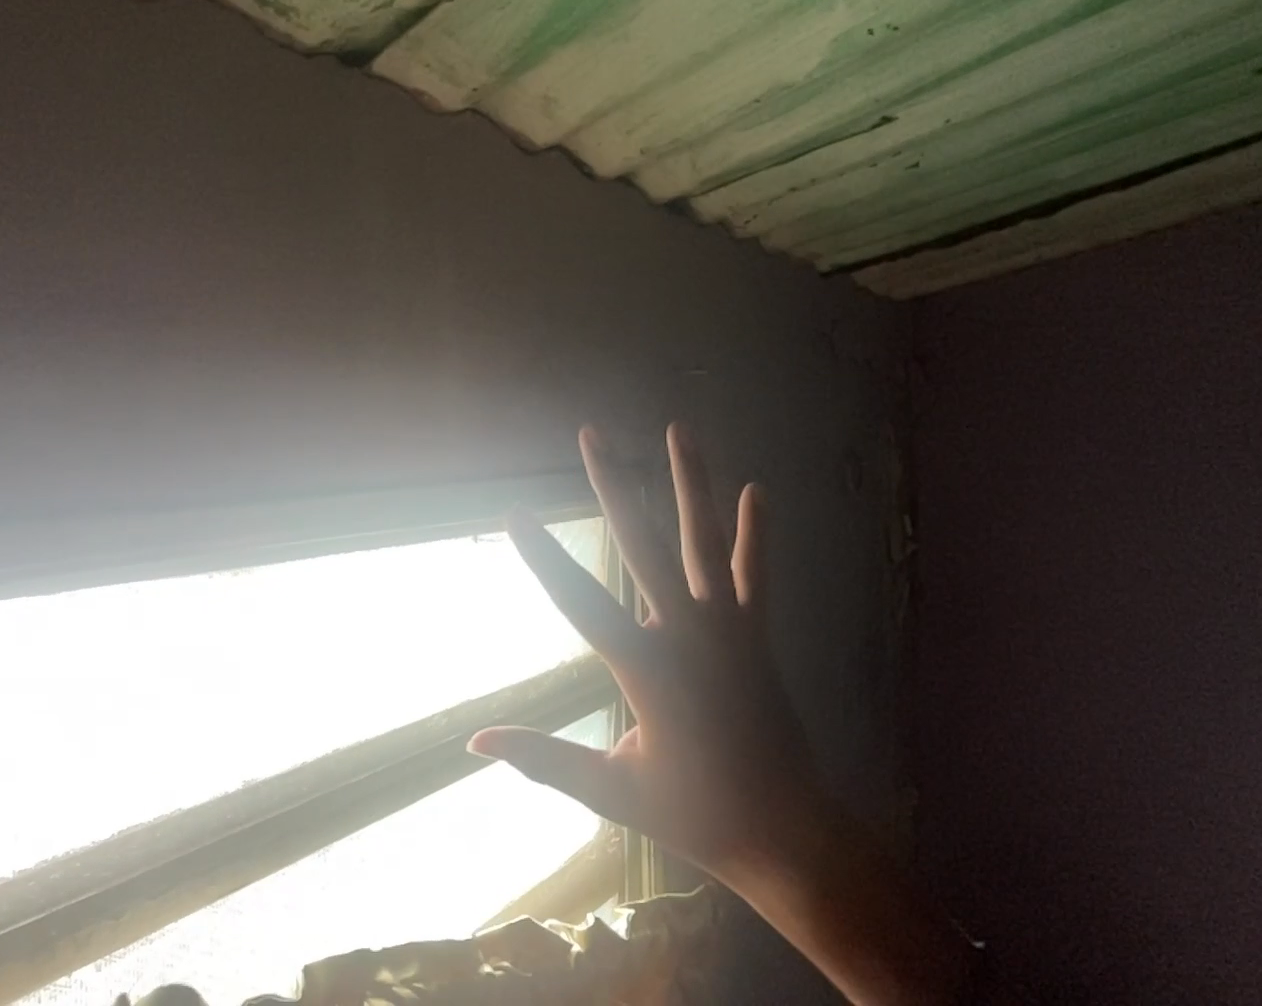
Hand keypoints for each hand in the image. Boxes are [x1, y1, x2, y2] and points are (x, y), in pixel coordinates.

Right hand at [469, 422, 831, 883]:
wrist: (785, 831)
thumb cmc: (694, 814)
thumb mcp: (610, 789)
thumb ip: (543, 758)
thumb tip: (476, 743)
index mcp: (646, 668)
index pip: (580, 601)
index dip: (543, 557)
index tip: (515, 513)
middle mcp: (687, 632)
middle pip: (642, 544)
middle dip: (613, 485)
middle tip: (592, 435)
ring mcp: (728, 627)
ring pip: (704, 541)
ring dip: (690, 482)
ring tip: (678, 430)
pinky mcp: (756, 634)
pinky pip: (754, 574)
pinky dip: (755, 534)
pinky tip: (757, 490)